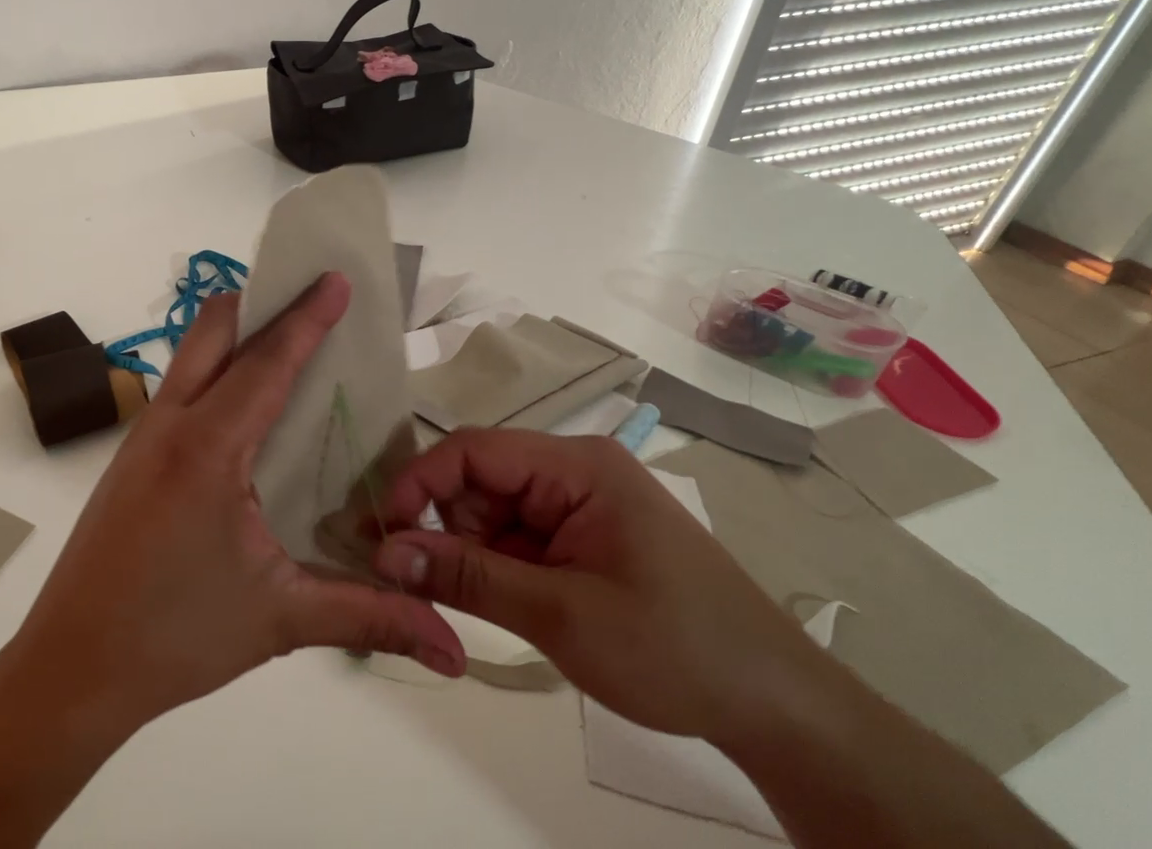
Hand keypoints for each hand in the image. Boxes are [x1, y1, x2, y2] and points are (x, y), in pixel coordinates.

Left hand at [14, 273, 464, 730]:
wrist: (71, 668)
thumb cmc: (174, 636)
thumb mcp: (281, 619)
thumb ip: (372, 616)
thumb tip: (456, 645)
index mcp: (208, 449)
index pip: (267, 363)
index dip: (306, 317)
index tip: (335, 276)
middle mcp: (167, 427)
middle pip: (210, 332)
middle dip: (260, 302)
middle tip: (309, 296)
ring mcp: (139, 443)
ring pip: (186, 359)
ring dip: (233, 337)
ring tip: (284, 345)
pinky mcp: (127, 464)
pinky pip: (175, 393)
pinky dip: (213, 374)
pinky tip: (243, 415)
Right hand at [370, 429, 836, 747]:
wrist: (771, 703)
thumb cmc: (673, 647)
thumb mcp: (560, 613)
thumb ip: (468, 576)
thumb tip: (384, 552)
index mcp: (578, 466)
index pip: (474, 449)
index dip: (420, 482)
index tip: (381, 534)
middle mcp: (575, 474)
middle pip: (478, 479)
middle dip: (438, 523)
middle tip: (405, 579)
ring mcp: (578, 509)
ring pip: (490, 513)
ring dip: (461, 551)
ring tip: (443, 600)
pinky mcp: (581, 543)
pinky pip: (514, 541)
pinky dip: (488, 568)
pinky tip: (477, 602)